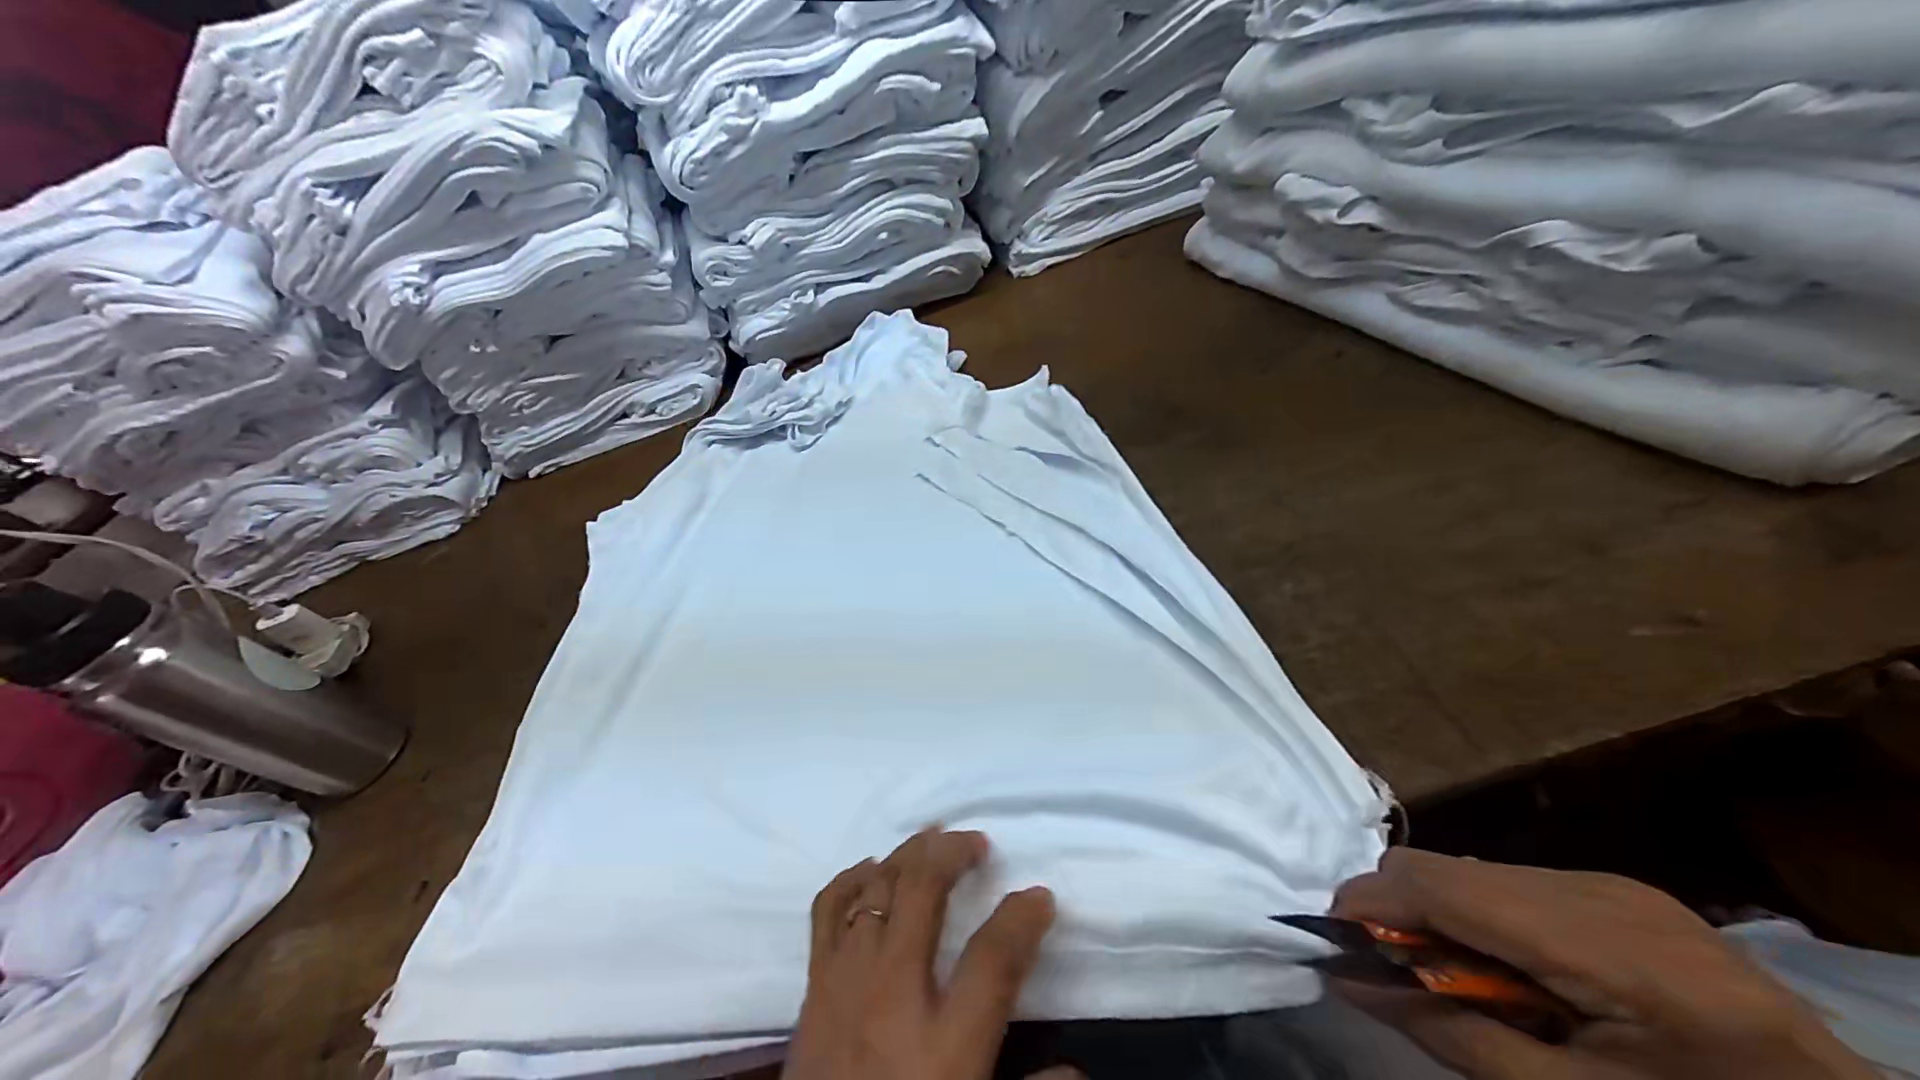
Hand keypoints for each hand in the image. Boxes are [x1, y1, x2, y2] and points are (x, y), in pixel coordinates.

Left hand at [782, 829, 1072, 1079]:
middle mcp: (894, 991)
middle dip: (955, 853)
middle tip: (978, 843)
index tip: (1039, 896)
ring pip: (878, 886)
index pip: (993, 957)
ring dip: (909, 853)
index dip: (1022, 918)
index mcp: (946, 1039)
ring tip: (933, 839)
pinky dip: (852, 877)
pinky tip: (871, 868)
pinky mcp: (813, 984)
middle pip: (924, 891)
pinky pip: (828, 908)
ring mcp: (847, 979)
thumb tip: (1078, 1071)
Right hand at [1330, 849, 1877, 1079]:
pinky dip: (1479, 918)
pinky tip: (1511, 974)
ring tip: (1463, 983)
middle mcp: (1598, 888)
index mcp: (1603, 943)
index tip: (1333, 946)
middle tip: (1397, 977)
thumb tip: (1347, 980)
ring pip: (1468, 870)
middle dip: (1398, 915)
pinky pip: (1509, 884)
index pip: (1441, 886)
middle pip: (1444, 868)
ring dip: (1438, 918)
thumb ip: (1449, 1032)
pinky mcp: (1618, 890)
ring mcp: (1613, 883)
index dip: (1369, 905)